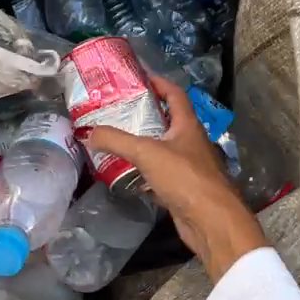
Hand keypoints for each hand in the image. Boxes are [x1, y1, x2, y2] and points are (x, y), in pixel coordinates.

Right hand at [86, 75, 266, 281]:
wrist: (211, 222)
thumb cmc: (185, 178)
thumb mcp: (146, 153)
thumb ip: (116, 140)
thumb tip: (88, 132)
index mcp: (187, 125)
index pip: (175, 94)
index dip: (158, 83)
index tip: (137, 78)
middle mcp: (190, 143)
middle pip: (166, 122)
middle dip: (143, 116)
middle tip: (115, 112)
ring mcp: (188, 167)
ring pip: (161, 150)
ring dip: (141, 146)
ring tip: (114, 141)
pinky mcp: (183, 190)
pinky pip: (159, 175)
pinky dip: (142, 173)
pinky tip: (124, 175)